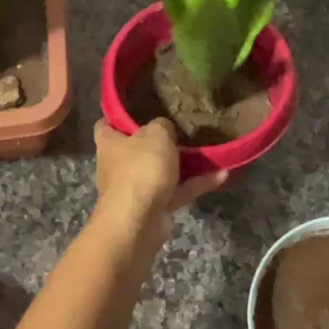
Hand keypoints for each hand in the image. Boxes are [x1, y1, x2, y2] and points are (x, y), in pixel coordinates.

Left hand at [93, 119, 226, 225]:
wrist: (138, 221)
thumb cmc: (140, 169)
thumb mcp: (156, 135)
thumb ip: (162, 125)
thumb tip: (164, 128)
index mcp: (109, 143)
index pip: (106, 125)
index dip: (119, 116)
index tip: (139, 108)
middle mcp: (118, 165)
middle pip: (137, 148)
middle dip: (157, 140)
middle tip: (180, 126)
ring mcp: (136, 188)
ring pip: (161, 171)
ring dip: (183, 163)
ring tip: (207, 149)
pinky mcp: (155, 206)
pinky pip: (178, 190)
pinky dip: (197, 183)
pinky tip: (222, 174)